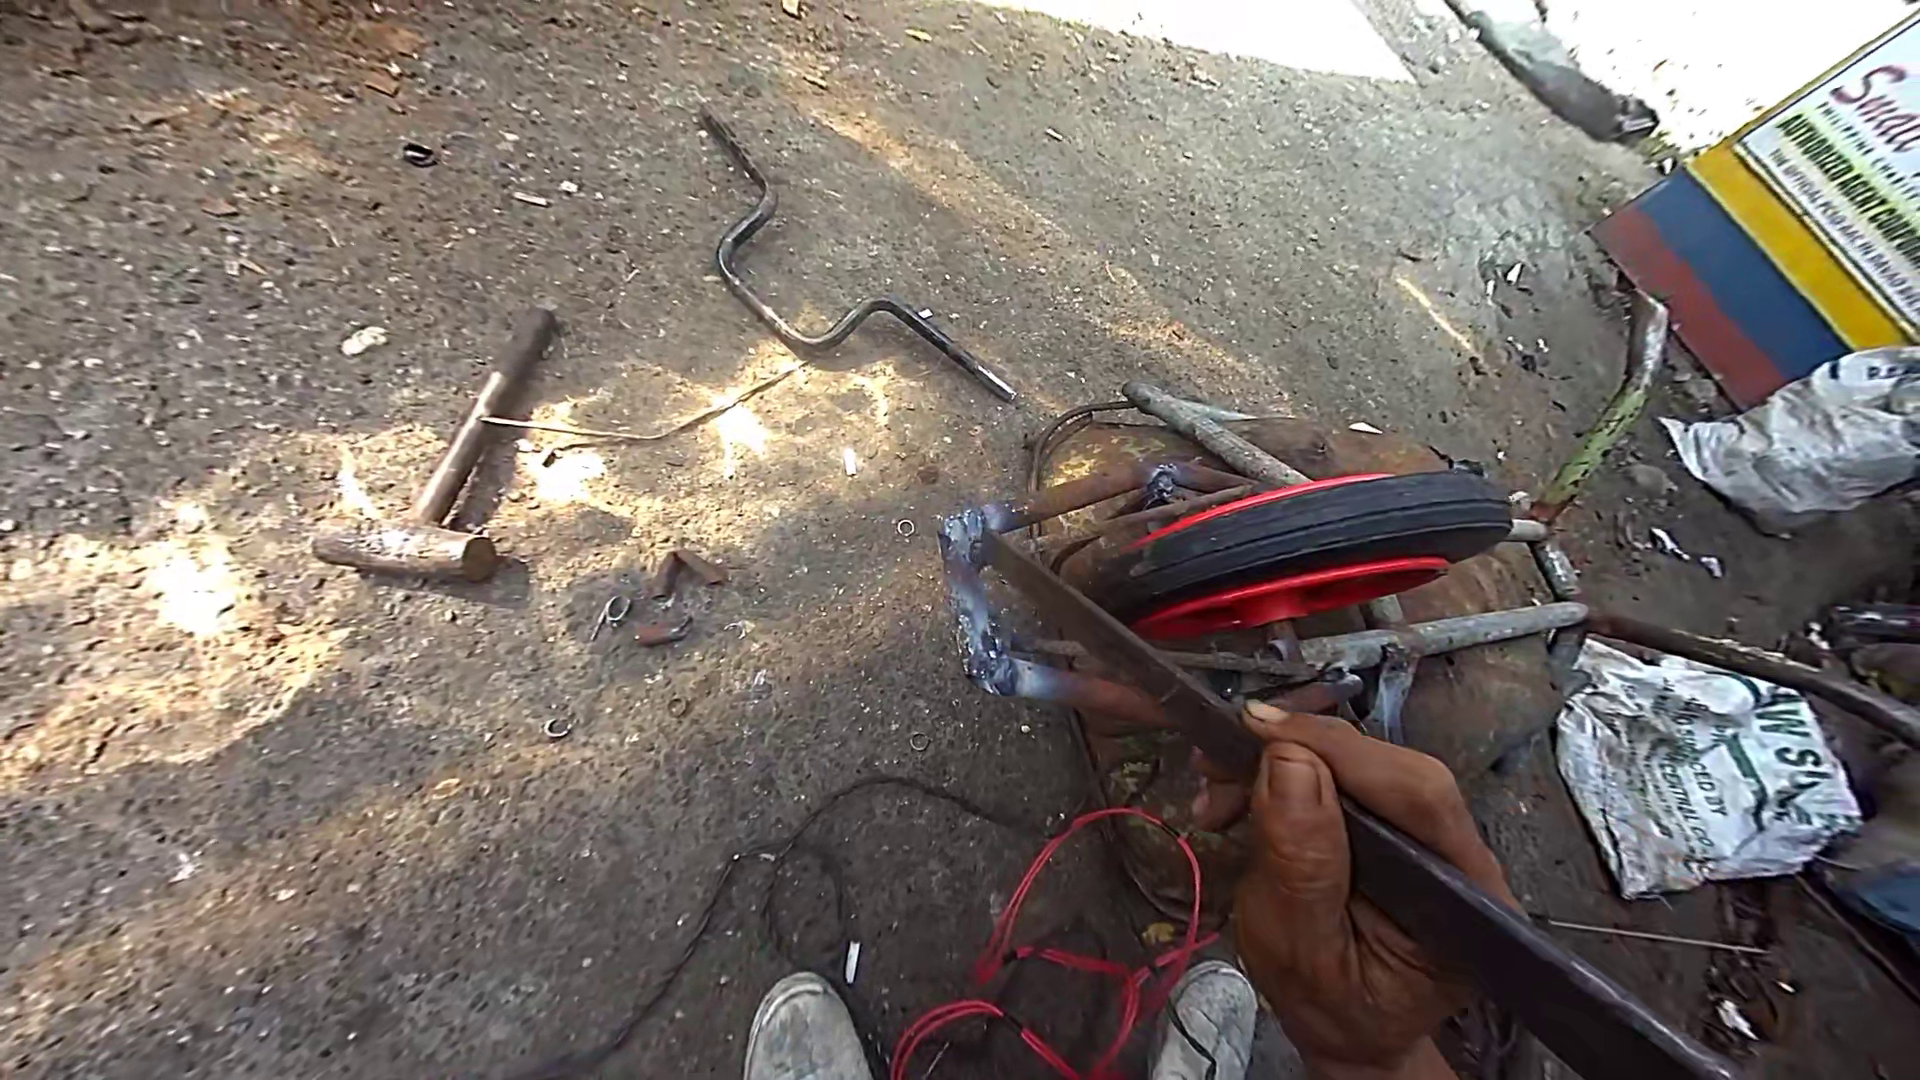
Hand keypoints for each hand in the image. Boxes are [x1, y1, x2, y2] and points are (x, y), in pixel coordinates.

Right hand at [1231, 703, 1517, 1079]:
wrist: (1339, 1023)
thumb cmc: (1324, 1002)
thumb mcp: (1297, 947)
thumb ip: (1299, 862)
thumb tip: (1288, 759)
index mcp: (1462, 896)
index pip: (1414, 793)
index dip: (1336, 749)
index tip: (1255, 727)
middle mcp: (1457, 852)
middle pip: (1382, 764)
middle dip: (1291, 750)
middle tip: (1215, 766)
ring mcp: (1423, 832)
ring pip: (1351, 759)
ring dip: (1271, 761)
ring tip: (1215, 794)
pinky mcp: (1385, 819)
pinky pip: (1331, 770)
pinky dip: (1273, 770)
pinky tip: (1234, 795)